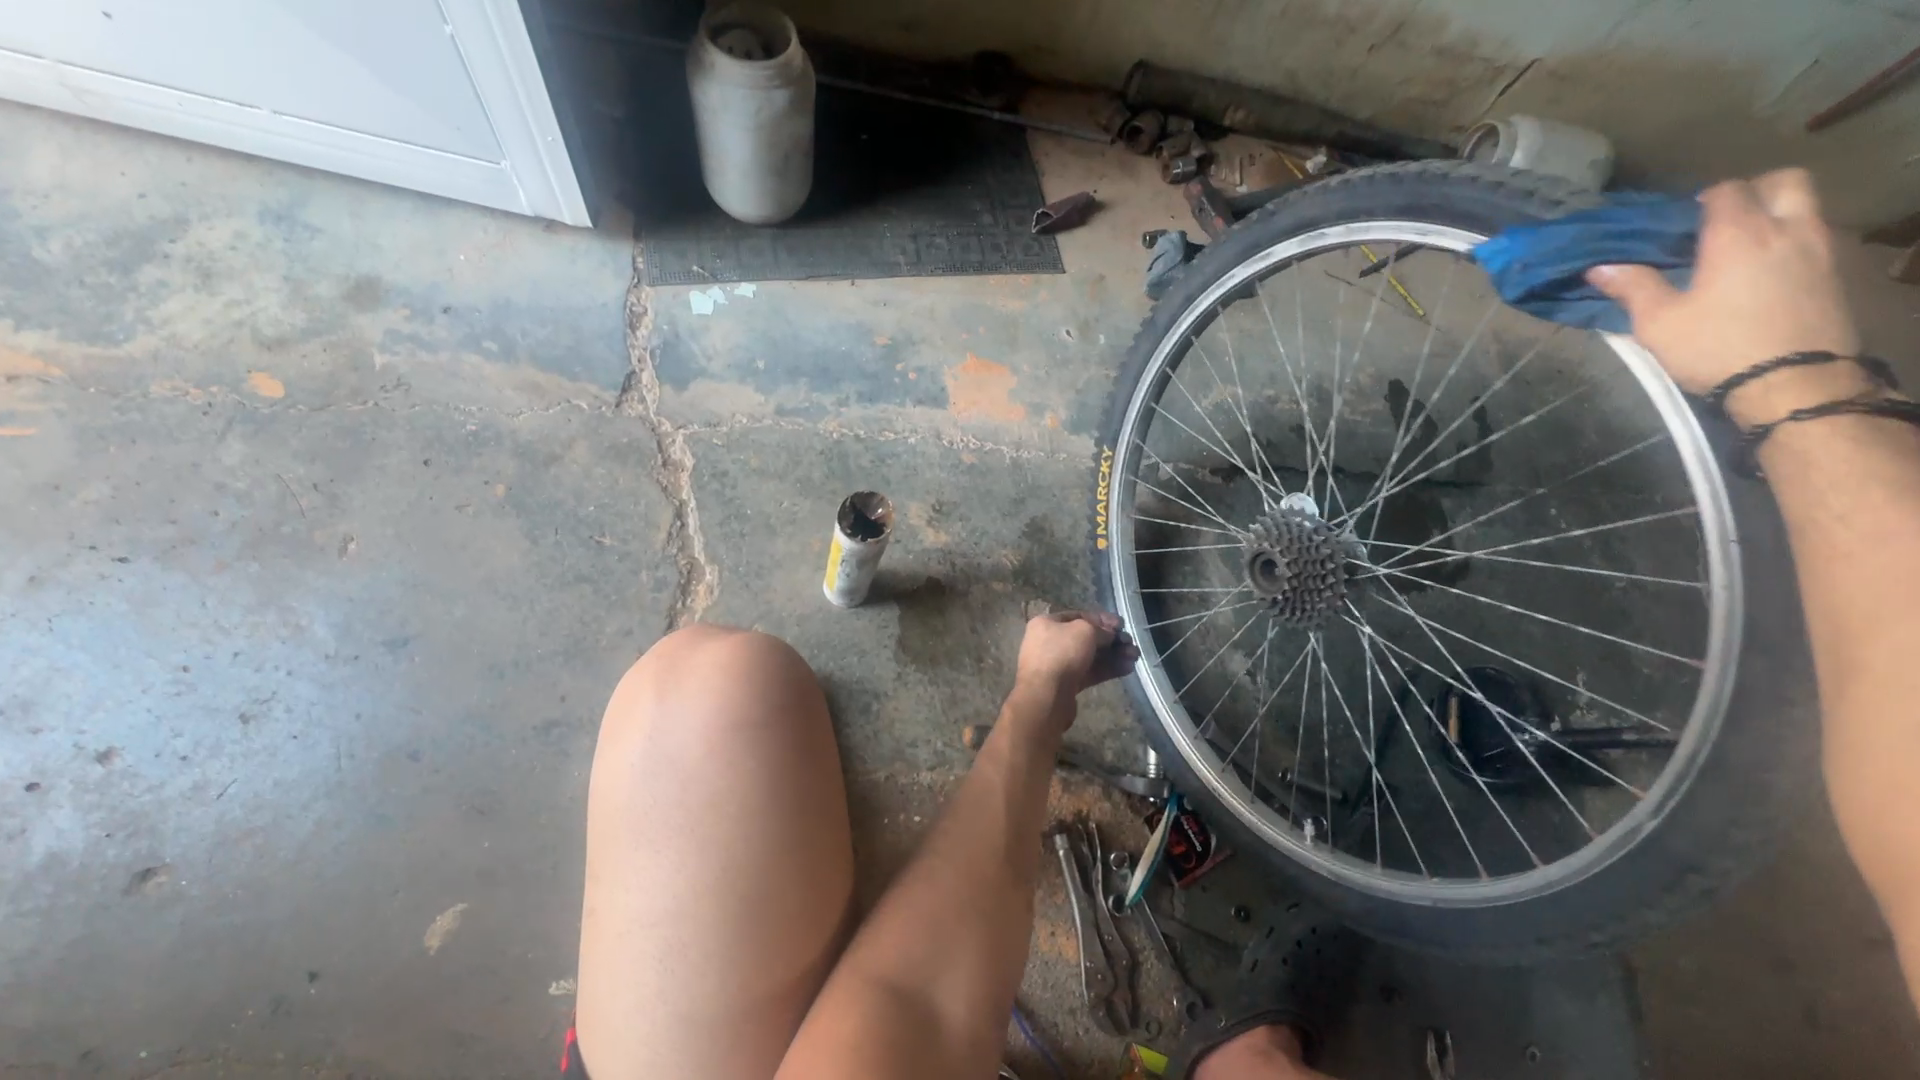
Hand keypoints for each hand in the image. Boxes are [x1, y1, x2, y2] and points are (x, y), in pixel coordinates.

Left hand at [1010, 611, 1138, 724]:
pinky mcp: (1067, 684)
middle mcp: (1050, 642)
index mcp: (1047, 624)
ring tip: (1134, 656)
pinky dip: (1108, 669)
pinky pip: (1090, 672)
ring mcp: (1058, 664)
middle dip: (1111, 640)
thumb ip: (1101, 629)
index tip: (1121, 625)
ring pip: (1091, 656)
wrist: (1046, 696)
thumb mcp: (1085, 631)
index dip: (1102, 619)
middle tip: (1130, 643)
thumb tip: (1109, 635)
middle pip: (1087, 638)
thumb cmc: (1062, 654)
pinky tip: (1128, 668)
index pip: (1079, 616)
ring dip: (1114, 655)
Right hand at [1586, 169, 1864, 425]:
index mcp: (1738, 234)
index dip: (1703, 199)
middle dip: (1756, 190)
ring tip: (1747, 246)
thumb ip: (1634, 288)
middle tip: (1727, 218)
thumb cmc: (1715, 347)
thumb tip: (1600, 268)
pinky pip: (1816, 239)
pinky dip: (1793, 242)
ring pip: (1807, 208)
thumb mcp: (1659, 323)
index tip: (1684, 220)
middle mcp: (1786, 229)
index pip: (1727, 191)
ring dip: (1779, 215)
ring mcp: (1820, 250)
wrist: (1792, 383)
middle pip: (1784, 182)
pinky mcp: (1836, 274)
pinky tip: (1770, 272)